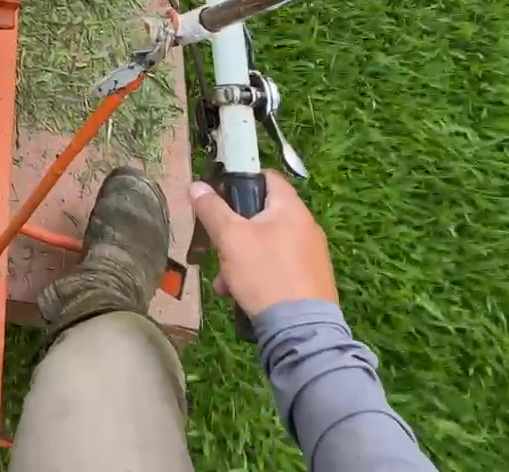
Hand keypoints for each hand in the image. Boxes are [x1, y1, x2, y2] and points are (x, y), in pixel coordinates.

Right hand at [188, 171, 339, 315]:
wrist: (302, 333)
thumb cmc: (265, 273)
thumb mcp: (229, 238)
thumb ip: (211, 208)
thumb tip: (197, 186)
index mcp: (290, 209)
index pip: (266, 176)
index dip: (240, 178)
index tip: (219, 193)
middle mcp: (305, 228)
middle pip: (261, 212)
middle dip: (233, 227)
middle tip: (217, 241)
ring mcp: (310, 255)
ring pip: (265, 242)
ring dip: (240, 254)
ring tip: (224, 277)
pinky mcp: (310, 280)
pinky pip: (276, 264)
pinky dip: (256, 272)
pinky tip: (238, 292)